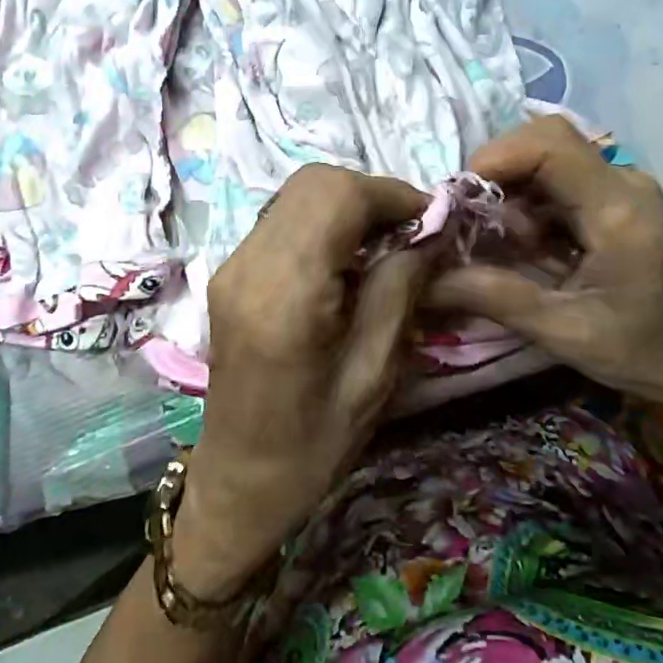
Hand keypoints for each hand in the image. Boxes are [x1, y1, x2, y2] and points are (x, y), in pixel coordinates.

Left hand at [172, 165, 432, 598]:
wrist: (239, 480)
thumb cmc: (314, 445)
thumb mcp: (373, 374)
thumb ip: (399, 289)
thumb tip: (428, 232)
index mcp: (284, 293)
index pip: (337, 196)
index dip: (392, 195)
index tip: (434, 222)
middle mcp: (247, 264)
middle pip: (313, 183)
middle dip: (371, 195)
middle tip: (411, 234)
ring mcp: (231, 265)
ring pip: (296, 196)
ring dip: (347, 206)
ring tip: (385, 246)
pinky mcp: (229, 273)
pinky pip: (281, 221)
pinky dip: (322, 223)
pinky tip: (347, 262)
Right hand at [428, 116, 662, 413]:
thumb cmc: (642, 351)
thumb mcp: (561, 330)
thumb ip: (492, 296)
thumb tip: (424, 278)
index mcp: (619, 211)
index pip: (552, 145)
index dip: (496, 156)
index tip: (459, 196)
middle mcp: (625, 184)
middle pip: (546, 142)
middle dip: (495, 172)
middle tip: (466, 217)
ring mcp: (622, 189)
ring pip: (547, 159)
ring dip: (508, 190)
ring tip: (491, 238)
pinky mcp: (614, 201)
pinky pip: (557, 181)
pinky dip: (524, 203)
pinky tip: (518, 244)